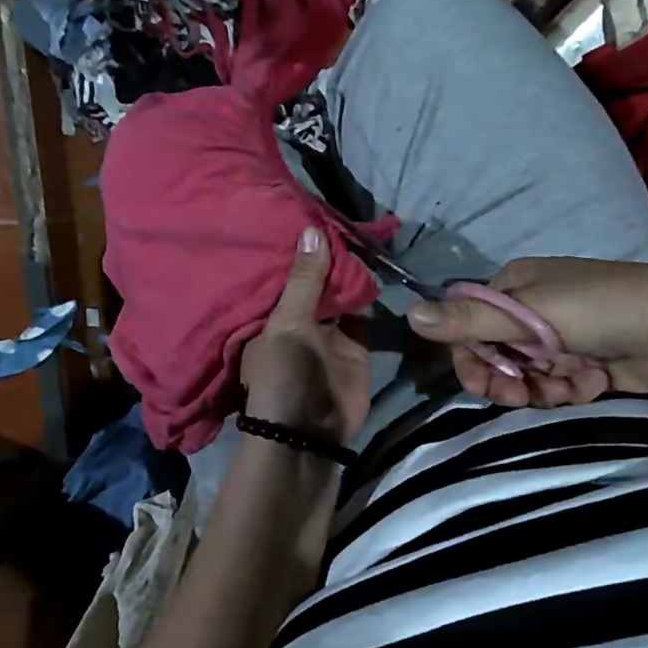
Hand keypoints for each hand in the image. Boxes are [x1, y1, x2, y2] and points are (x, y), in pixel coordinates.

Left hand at [240, 227, 371, 442]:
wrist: (309, 434)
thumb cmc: (282, 376)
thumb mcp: (286, 325)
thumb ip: (304, 282)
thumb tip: (313, 231)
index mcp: (271, 316)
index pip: (285, 275)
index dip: (298, 250)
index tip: (311, 213)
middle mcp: (300, 322)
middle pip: (317, 283)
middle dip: (328, 259)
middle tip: (345, 219)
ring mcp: (329, 334)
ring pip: (342, 296)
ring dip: (350, 275)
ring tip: (363, 236)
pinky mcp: (356, 347)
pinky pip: (364, 315)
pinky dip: (369, 296)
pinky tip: (376, 269)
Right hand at [406, 257, 647, 407]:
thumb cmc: (600, 310)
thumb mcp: (530, 315)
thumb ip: (470, 321)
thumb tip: (408, 314)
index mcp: (514, 286)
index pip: (469, 326)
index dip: (471, 358)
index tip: (482, 383)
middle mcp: (532, 309)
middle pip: (496, 355)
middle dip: (508, 380)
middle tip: (522, 396)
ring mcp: (560, 337)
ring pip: (527, 375)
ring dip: (544, 386)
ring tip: (574, 383)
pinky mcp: (583, 362)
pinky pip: (557, 385)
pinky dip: (571, 388)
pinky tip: (595, 380)